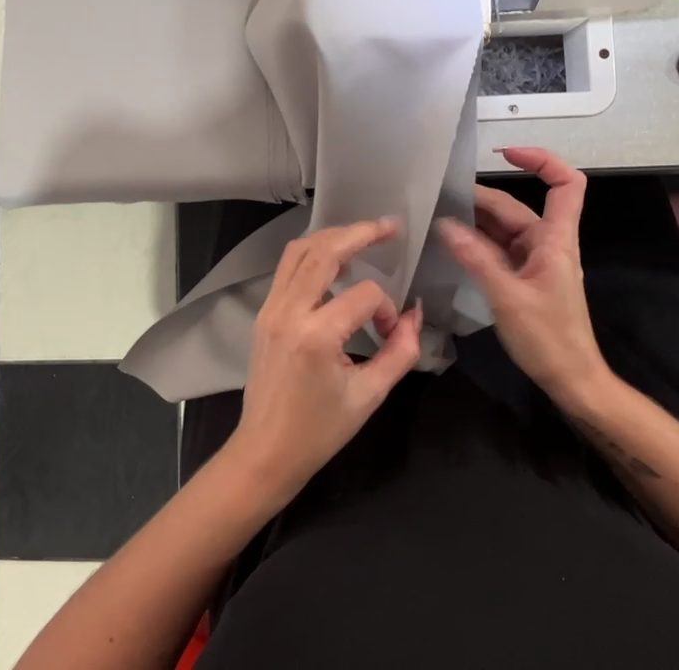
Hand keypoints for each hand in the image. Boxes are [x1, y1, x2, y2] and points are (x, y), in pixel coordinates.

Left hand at [225, 218, 424, 501]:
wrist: (266, 452)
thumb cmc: (319, 431)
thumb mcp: (370, 395)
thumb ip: (401, 351)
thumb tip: (415, 315)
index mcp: (316, 335)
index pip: (365, 295)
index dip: (388, 310)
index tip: (392, 336)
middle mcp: (288, 312)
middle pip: (324, 250)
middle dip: (360, 233)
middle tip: (390, 227)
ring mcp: (270, 309)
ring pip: (299, 251)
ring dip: (333, 237)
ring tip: (364, 235)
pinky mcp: (264, 313)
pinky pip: (287, 269)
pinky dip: (313, 255)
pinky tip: (336, 259)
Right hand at [437, 147, 609, 408]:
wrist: (571, 379)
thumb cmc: (549, 338)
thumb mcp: (508, 297)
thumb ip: (476, 259)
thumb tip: (445, 225)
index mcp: (556, 239)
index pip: (566, 184)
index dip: (541, 161)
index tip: (505, 154)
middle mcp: (548, 243)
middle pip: (517, 207)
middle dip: (482, 198)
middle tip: (440, 196)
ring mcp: (536, 261)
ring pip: (504, 229)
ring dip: (476, 221)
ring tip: (437, 216)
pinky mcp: (525, 278)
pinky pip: (499, 250)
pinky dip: (477, 244)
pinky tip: (451, 244)